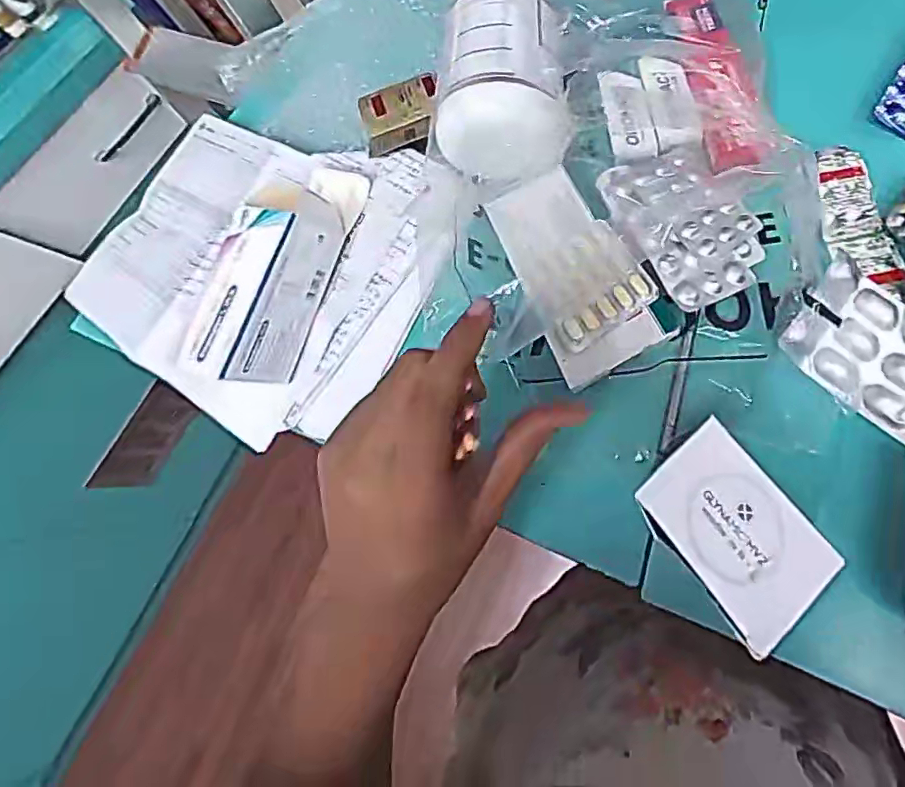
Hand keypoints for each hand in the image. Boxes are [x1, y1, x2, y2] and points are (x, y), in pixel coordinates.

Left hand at [315, 299, 587, 611]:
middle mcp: (369, 445)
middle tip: (473, 415)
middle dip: (452, 371)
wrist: (365, 596)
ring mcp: (343, 442)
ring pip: (395, 379)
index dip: (462, 341)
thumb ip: (524, 444)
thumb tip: (574, 408)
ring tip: (444, 434)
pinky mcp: (330, 443)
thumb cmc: (437, 556)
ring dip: (429, 386)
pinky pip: (375, 397)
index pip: (437, 383)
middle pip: (415, 369)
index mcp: (412, 466)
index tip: (485, 309)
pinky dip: (404, 401)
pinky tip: (415, 442)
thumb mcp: (488, 502)